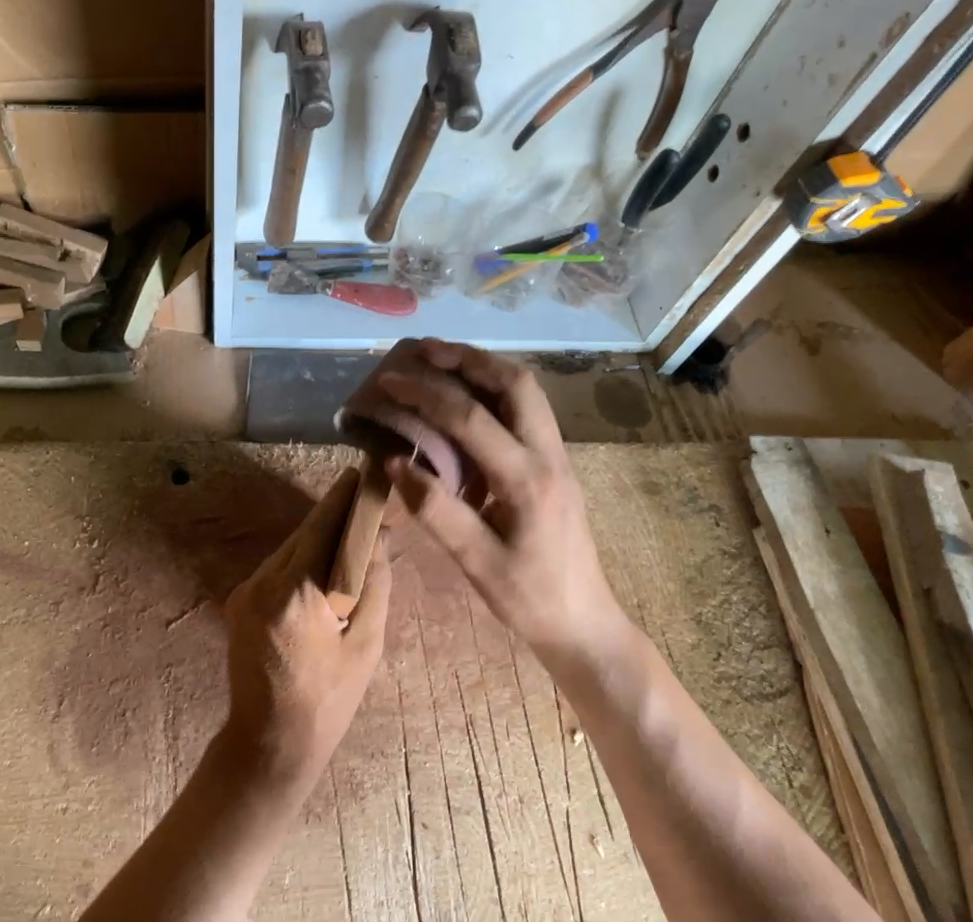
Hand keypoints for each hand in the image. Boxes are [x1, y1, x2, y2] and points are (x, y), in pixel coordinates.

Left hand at [221, 468, 390, 784]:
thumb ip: (373, 585)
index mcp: (294, 595)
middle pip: (301, 535)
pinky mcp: (237, 603)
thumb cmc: (329, 700)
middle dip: (331, 517)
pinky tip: (323, 564)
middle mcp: (260, 584)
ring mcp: (243, 593)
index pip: (320, 530)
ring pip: (286, 550)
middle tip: (363, 498)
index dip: (341, 500)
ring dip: (315, 539)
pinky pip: (275, 570)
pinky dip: (299, 561)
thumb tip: (379, 538)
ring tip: (350, 529)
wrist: (270, 741)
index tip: (360, 474)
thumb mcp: (366, 644)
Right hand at [376, 339, 626, 657]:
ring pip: (526, 391)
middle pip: (515, 383)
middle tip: (424, 349)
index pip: (472, 419)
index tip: (388, 380)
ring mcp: (557, 457)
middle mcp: (549, 457)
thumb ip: (436, 511)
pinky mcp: (555, 464)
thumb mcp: (477, 564)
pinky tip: (466, 395)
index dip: (426, 394)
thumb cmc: (529, 599)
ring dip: (484, 367)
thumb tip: (394, 462)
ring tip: (441, 358)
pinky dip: (494, 389)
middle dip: (468, 358)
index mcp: (528, 481)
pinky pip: (526, 409)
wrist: (584, 623)